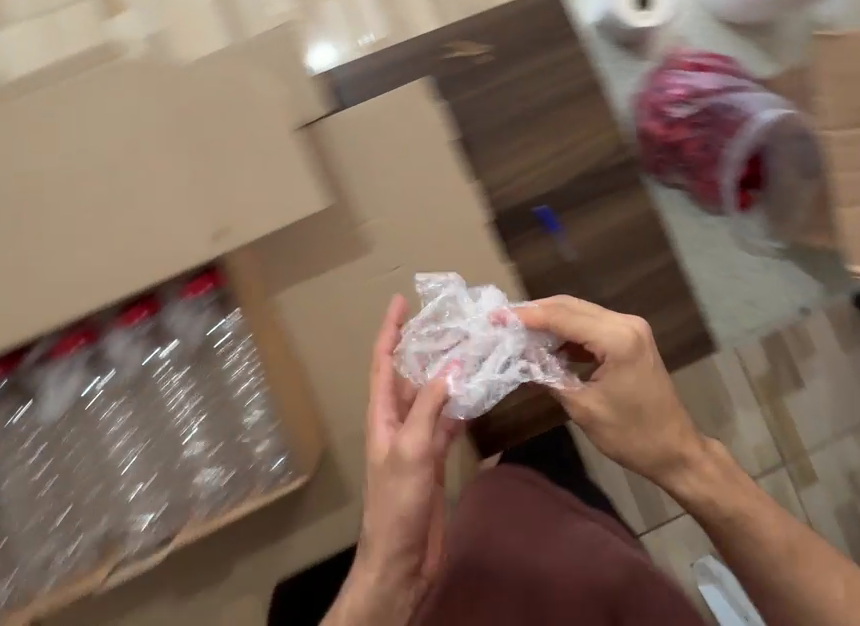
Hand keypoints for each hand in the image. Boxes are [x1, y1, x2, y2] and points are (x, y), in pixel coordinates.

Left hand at [330, 295, 463, 625]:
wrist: (402, 558)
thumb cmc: (397, 502)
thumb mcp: (410, 449)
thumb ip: (430, 407)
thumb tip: (451, 366)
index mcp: (382, 414)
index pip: (384, 362)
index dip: (390, 330)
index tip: (401, 301)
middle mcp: (397, 420)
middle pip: (411, 373)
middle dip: (426, 345)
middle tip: (450, 320)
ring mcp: (416, 439)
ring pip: (432, 395)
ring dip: (448, 372)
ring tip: (470, 346)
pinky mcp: (434, 457)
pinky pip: (448, 419)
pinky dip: (461, 403)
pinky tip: (478, 390)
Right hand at [513, 296, 708, 485]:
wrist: (675, 450)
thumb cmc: (631, 435)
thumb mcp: (583, 408)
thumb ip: (550, 375)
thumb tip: (520, 356)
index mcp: (617, 338)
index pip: (563, 317)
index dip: (527, 316)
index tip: (497, 318)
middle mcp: (626, 322)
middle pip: (571, 306)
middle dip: (536, 312)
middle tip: (503, 321)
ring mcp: (631, 327)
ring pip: (580, 312)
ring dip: (550, 320)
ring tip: (518, 331)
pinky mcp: (631, 337)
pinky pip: (592, 324)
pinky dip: (568, 331)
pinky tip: (546, 343)